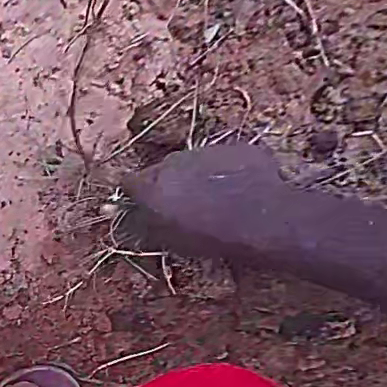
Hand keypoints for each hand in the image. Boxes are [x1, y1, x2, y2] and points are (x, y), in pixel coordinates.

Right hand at [123, 141, 288, 256]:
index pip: (128, 182)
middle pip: (158, 169)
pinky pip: (218, 158)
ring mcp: (204, 151)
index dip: (133, 194)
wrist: (263, 219)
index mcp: (151, 185)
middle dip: (163, 183)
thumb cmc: (209, 237)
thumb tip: (123, 212)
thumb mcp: (166, 239)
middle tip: (177, 203)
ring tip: (209, 195)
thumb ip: (141, 221)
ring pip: (188, 161)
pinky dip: (220, 169)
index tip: (140, 204)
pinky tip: (233, 186)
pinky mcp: (233, 147)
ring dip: (191, 174)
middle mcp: (172, 162)